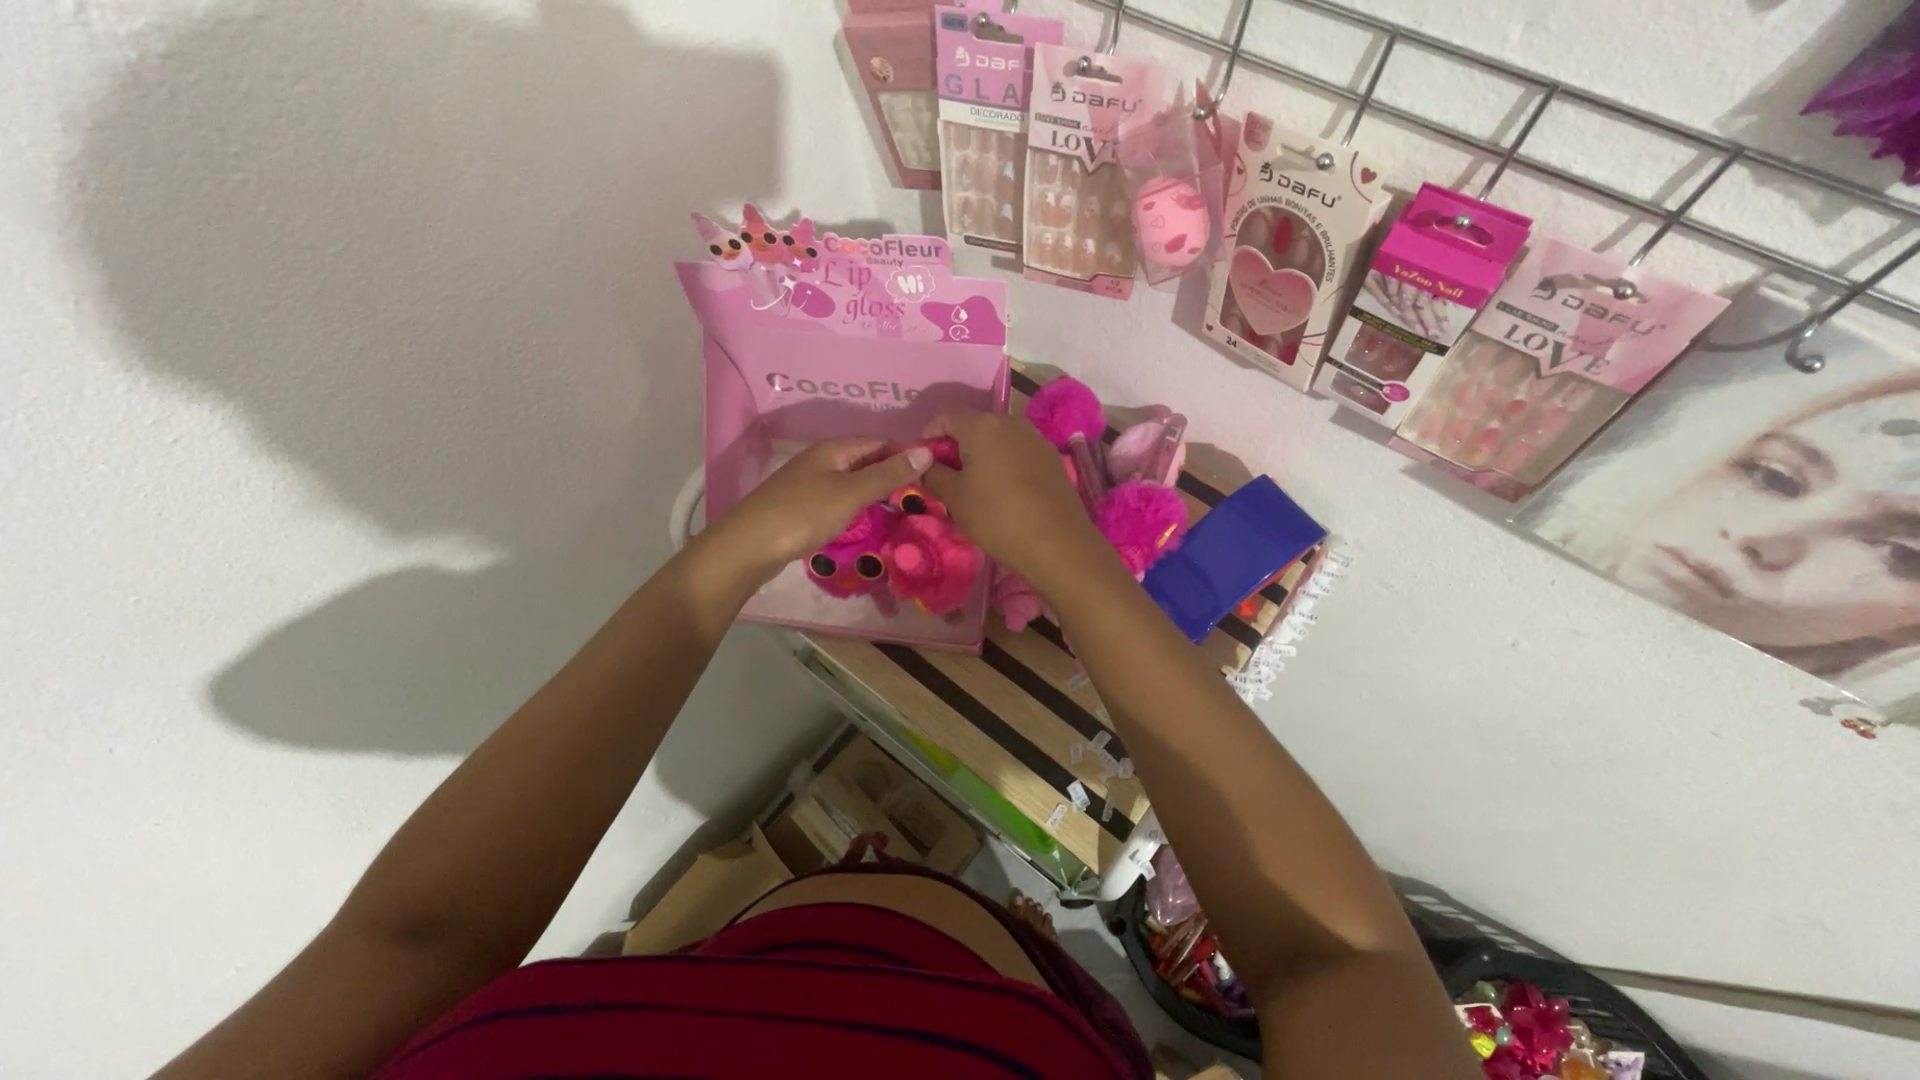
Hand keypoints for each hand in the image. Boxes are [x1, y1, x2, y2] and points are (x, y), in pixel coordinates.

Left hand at [700, 438, 934, 587]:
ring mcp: (808, 485)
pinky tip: (868, 525)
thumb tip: (927, 450)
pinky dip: (857, 509)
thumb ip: (888, 474)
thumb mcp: (851, 493)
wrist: (748, 547)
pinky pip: (838, 502)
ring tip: (904, 512)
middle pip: (865, 461)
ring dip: (876, 494)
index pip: (879, 442)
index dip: (905, 454)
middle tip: (924, 498)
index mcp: (833, 449)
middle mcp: (820, 461)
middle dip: (893, 475)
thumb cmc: (803, 514)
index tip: (934, 475)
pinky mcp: (801, 509)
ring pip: (851, 483)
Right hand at [919, 410, 1106, 583]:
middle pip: (974, 425)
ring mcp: (1035, 438)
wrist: (1058, 543)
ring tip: (975, 486)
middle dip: (956, 446)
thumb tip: (923, 465)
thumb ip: (933, 475)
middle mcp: (1010, 422)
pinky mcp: (1052, 457)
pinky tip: (1004, 491)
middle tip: (947, 478)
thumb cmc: (996, 516)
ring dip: (982, 455)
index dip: (929, 436)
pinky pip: (1019, 452)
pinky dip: (1005, 463)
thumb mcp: (954, 498)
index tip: (923, 463)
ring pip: (998, 439)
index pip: (945, 416)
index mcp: (981, 425)